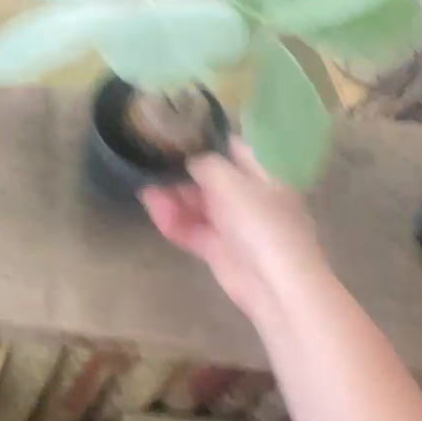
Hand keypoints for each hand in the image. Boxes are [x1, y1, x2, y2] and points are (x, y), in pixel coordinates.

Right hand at [139, 142, 323, 322]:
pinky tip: (155, 212)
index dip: (203, 142)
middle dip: (180, 175)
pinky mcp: (219, 249)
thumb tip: (189, 159)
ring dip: (173, 199)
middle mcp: (249, 196)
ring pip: (198, 205)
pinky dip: (175, 222)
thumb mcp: (232, 183)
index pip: (232, 149)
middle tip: (150, 168)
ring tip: (146, 192)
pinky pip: (193, 229)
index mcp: (263, 174)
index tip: (172, 136)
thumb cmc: (260, 224)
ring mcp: (234, 225)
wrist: (275, 284)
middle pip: (209, 179)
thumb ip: (206, 165)